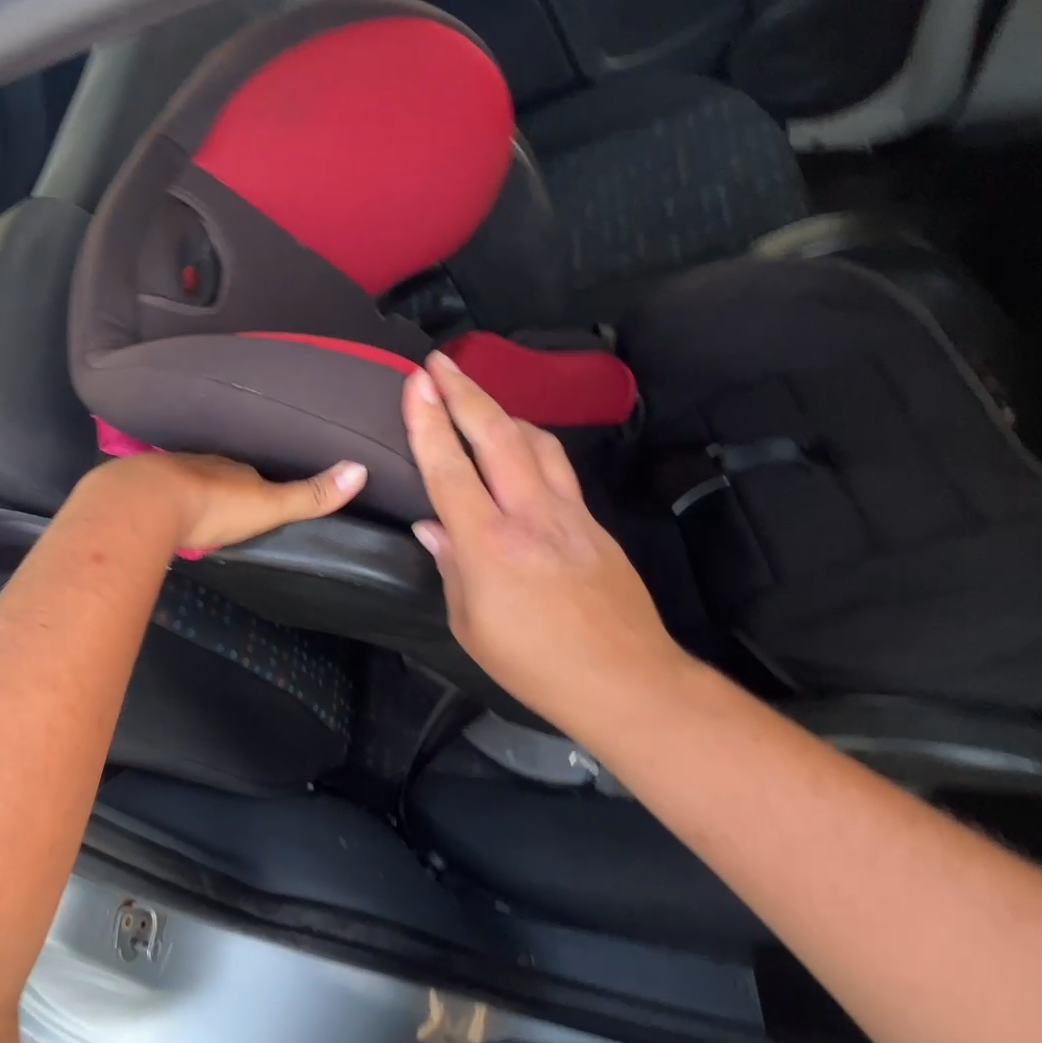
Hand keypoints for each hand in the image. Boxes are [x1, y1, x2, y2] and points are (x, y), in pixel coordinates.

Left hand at [84, 453, 366, 550]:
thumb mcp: (269, 505)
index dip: (258, 485)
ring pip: (185, 482)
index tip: (262, 497)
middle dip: (223, 488)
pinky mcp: (138, 491)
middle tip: (228, 506)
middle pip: (217, 477)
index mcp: (233, 469)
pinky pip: (156, 494)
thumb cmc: (213, 505)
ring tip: (195, 510)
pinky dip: (163, 503)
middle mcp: (201, 465)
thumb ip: (309, 495)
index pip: (251, 475)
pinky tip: (161, 514)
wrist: (147, 502)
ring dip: (191, 495)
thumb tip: (360, 469)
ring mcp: (166, 475)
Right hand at [403, 351, 689, 720]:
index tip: (416, 384)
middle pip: (497, 436)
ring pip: (535, 441)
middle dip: (465, 393)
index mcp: (489, 546)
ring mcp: (569, 514)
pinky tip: (517, 447)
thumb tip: (433, 526)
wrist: (625, 680)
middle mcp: (531, 516)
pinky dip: (529, 444)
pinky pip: (557, 467)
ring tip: (476, 398)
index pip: (450, 469)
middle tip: (439, 363)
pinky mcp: (593, 523)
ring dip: (501, 410)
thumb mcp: (469, 622)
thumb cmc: (532, 662)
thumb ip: (450, 565)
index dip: (429, 423)